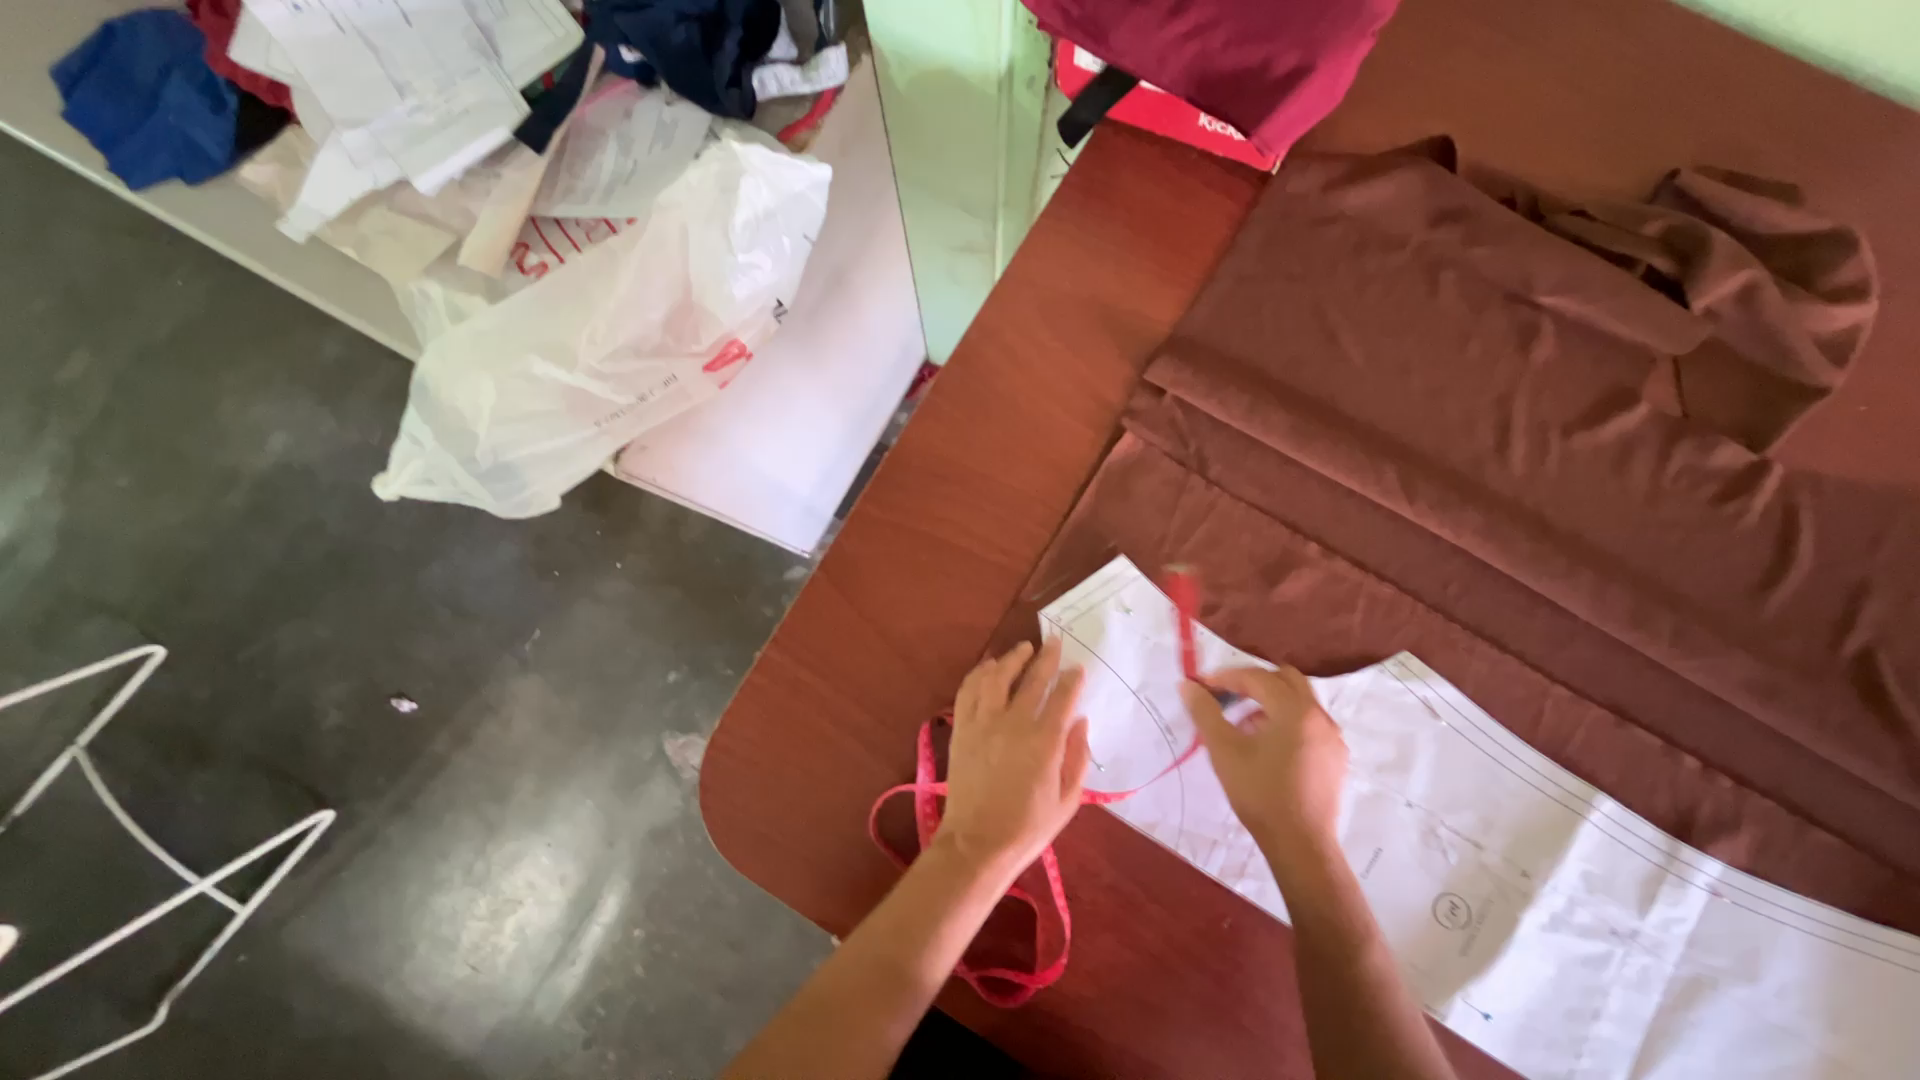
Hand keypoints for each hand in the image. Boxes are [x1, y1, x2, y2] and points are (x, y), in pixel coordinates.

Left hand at [935, 638, 1090, 875]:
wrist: (977, 843)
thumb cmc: (1028, 827)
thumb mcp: (1068, 799)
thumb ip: (1077, 757)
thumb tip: (1080, 722)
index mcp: (1044, 741)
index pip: (1061, 697)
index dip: (1072, 678)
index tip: (1078, 667)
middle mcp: (1013, 723)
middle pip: (1031, 679)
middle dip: (1046, 657)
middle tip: (1054, 642)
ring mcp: (983, 723)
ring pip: (996, 677)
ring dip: (1011, 658)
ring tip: (1022, 648)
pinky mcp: (962, 729)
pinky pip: (969, 690)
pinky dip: (980, 673)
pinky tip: (989, 667)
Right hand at [1180, 666, 1348, 852]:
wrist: (1300, 843)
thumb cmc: (1259, 793)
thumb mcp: (1223, 750)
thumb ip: (1204, 712)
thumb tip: (1187, 685)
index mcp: (1295, 710)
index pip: (1257, 677)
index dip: (1226, 677)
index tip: (1202, 686)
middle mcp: (1319, 716)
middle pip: (1286, 680)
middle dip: (1253, 682)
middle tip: (1226, 695)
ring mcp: (1332, 738)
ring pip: (1300, 702)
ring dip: (1270, 702)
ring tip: (1243, 724)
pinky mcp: (1335, 758)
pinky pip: (1309, 724)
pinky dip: (1286, 721)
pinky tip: (1266, 746)